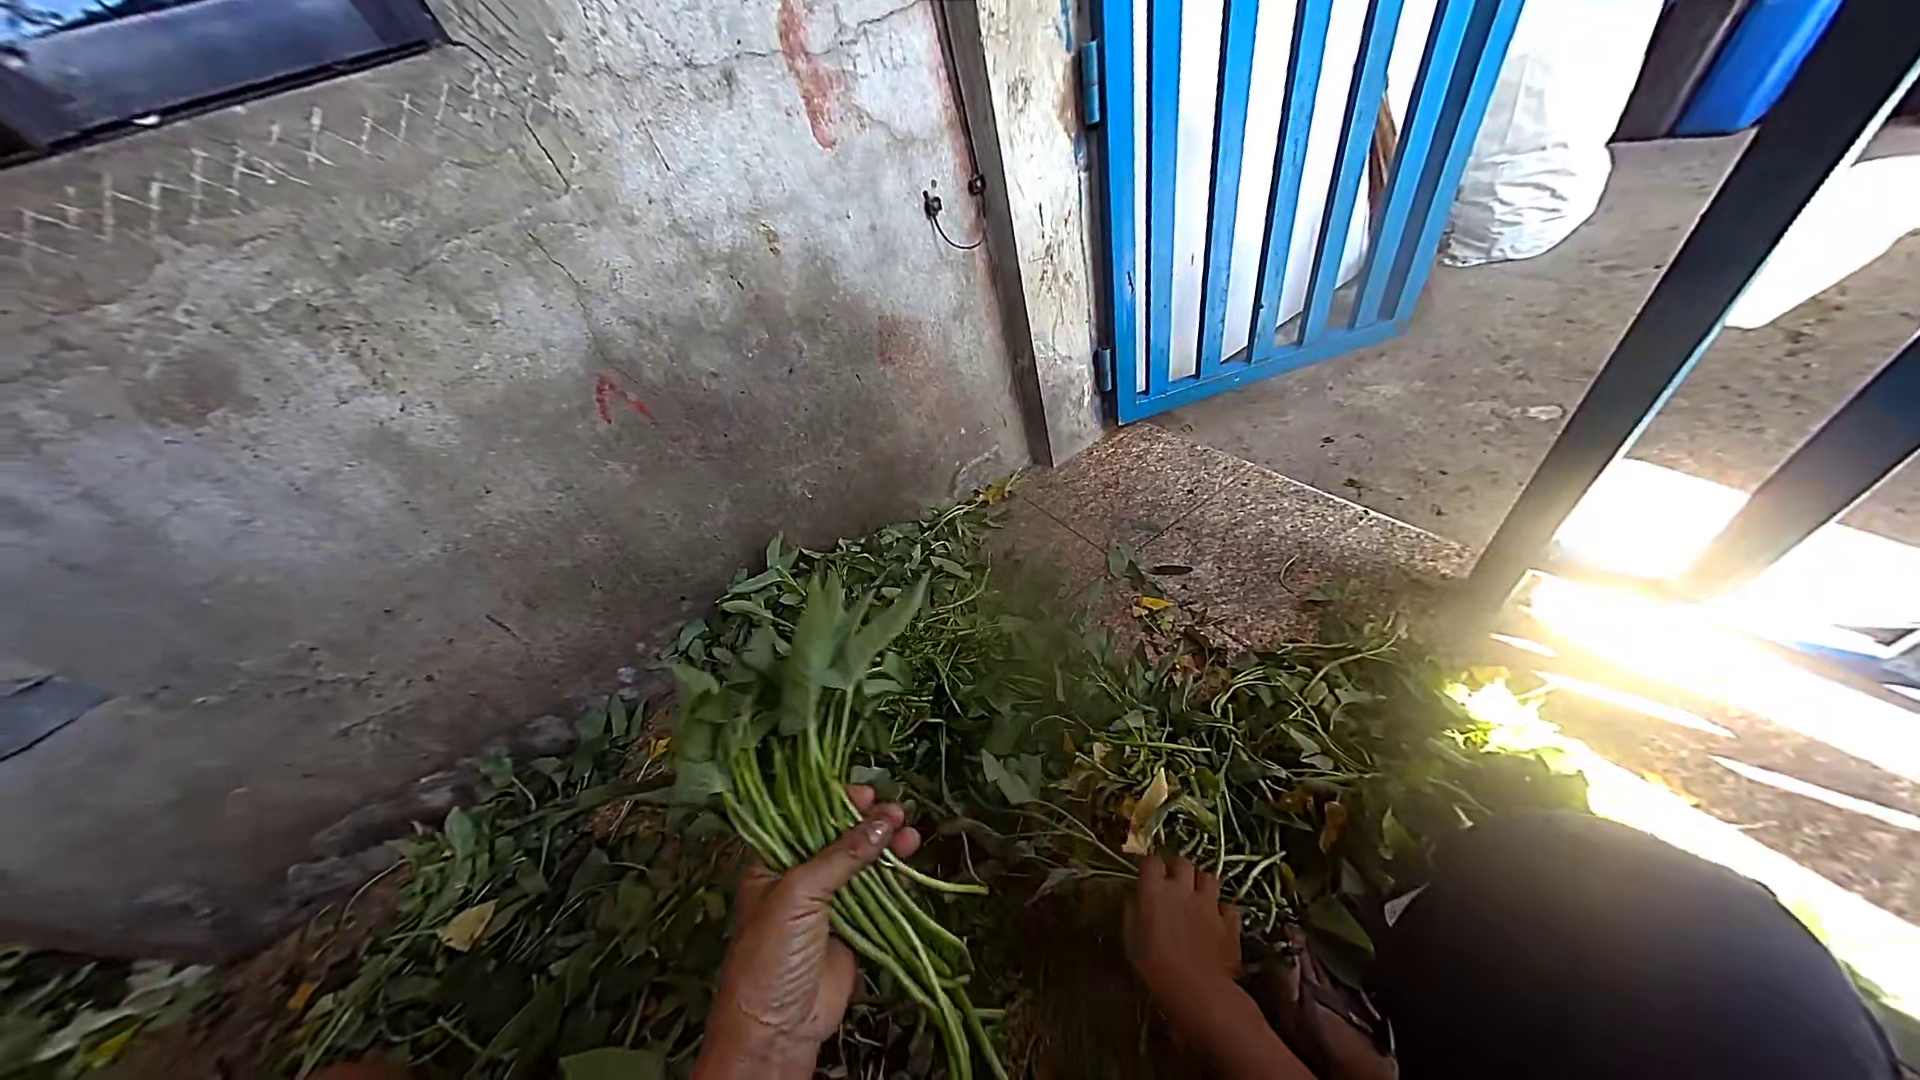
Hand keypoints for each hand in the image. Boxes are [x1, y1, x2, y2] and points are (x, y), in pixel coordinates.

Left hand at [694, 785, 921, 1079]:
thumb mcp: (799, 894)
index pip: (807, 818)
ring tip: (909, 830)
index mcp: (774, 861)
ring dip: (886, 844)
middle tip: (895, 811)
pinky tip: (909, 855)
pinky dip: (894, 872)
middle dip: (868, 821)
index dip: (836, 802)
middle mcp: (801, 874)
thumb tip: (882, 821)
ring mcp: (828, 899)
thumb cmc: (771, 954)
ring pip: (862, 861)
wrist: (778, 1030)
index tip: (866, 793)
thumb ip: (842, 855)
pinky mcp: (853, 923)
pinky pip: (877, 890)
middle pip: (840, 836)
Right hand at [1126, 856, 1313, 1079]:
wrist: (1198, 992)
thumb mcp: (1131, 940)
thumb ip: (1132, 912)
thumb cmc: (1156, 968)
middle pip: (1182, 862)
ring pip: (1209, 876)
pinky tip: (1217, 919)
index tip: (1147, 874)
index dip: (1149, 866)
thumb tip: (1134, 898)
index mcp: (1155, 890)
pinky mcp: (1229, 922)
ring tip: (1197, 894)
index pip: (1151, 861)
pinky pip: (1228, 906)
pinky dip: (1223, 909)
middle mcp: (1182, 889)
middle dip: (1177, 868)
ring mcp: (1209, 904)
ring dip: (1201, 882)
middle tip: (1173, 882)